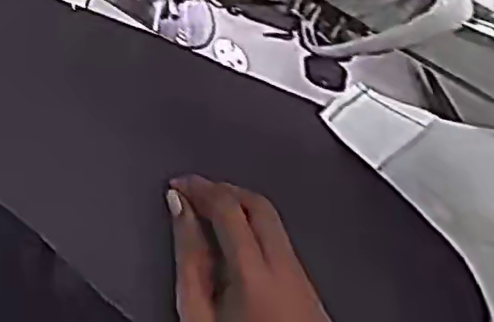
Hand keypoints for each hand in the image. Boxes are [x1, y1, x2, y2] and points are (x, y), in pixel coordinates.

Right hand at [168, 177, 330, 321]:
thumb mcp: (196, 315)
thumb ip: (188, 256)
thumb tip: (180, 206)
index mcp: (256, 277)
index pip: (228, 206)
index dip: (199, 186)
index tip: (178, 184)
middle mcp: (289, 275)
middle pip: (258, 205)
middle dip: (223, 190)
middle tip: (195, 192)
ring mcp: (307, 287)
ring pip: (275, 225)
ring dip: (241, 210)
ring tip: (210, 217)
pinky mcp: (315, 300)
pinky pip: (284, 248)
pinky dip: (257, 233)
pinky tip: (236, 247)